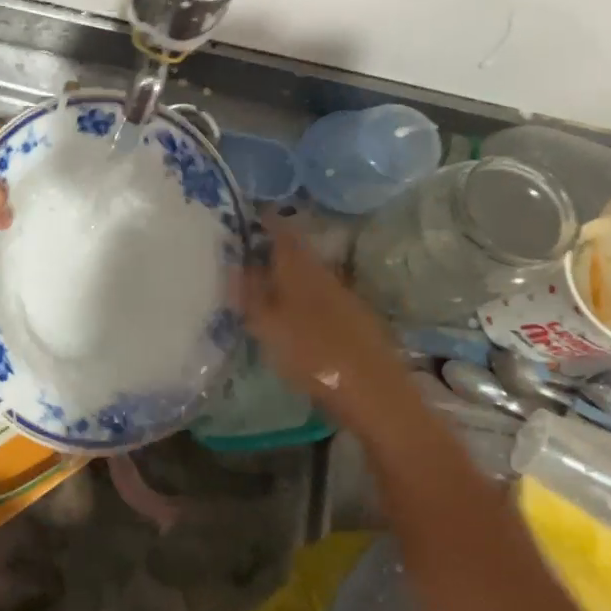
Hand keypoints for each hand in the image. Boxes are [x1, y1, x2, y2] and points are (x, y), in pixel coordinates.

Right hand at [242, 216, 411, 430]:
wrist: (376, 395)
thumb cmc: (313, 355)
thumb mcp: (267, 326)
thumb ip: (249, 295)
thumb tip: (235, 266)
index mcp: (301, 270)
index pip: (282, 232)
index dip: (266, 221)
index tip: (249, 215)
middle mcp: (325, 275)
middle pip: (297, 254)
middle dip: (275, 251)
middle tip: (248, 254)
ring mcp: (345, 298)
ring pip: (311, 276)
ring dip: (290, 277)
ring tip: (266, 287)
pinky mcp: (357, 322)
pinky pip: (323, 298)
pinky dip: (305, 299)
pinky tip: (295, 317)